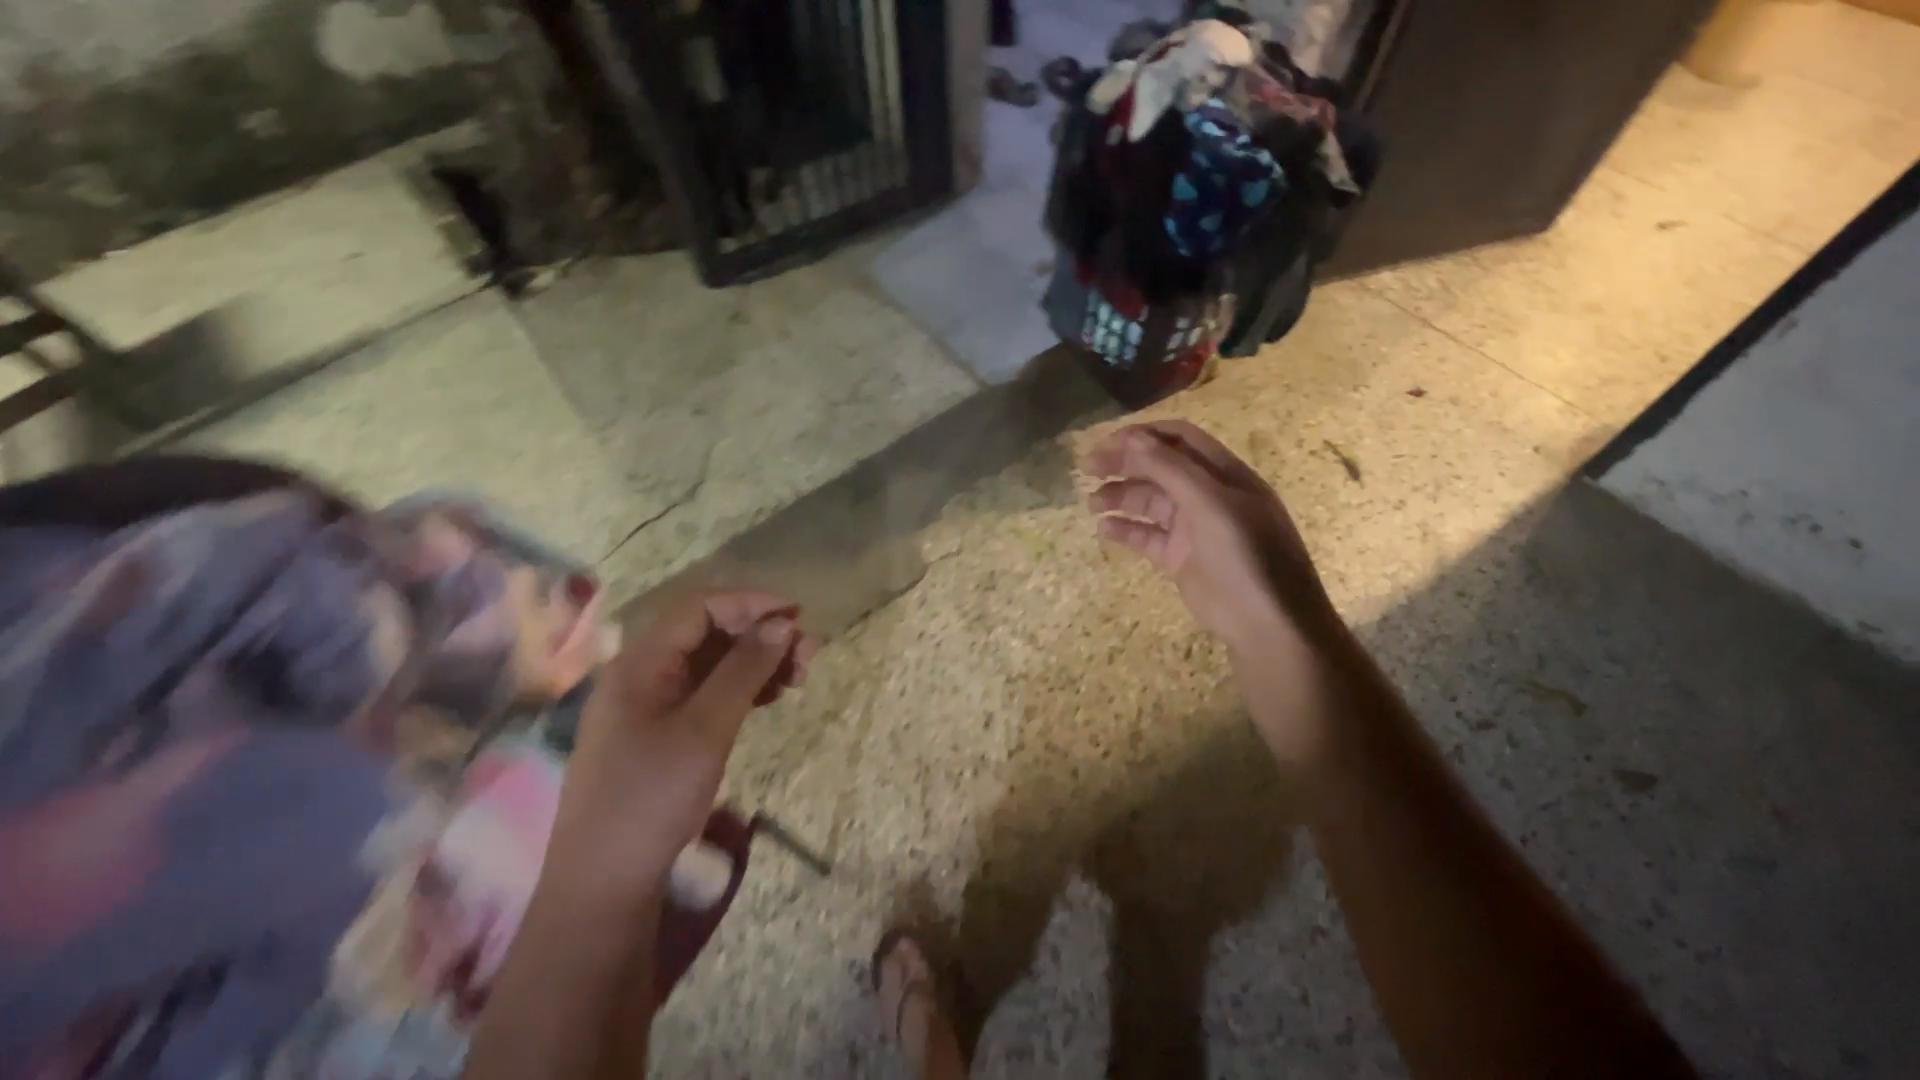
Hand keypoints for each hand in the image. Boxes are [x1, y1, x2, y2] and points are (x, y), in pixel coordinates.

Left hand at [542, 591, 815, 903]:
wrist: (604, 884)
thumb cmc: (652, 798)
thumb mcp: (706, 729)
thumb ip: (744, 670)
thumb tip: (782, 623)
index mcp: (638, 663)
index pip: (699, 608)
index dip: (751, 604)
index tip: (799, 617)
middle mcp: (639, 676)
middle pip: (704, 634)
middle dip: (759, 635)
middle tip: (810, 654)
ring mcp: (646, 708)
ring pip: (707, 666)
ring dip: (754, 663)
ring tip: (799, 677)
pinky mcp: (657, 738)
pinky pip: (702, 696)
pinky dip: (739, 691)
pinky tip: (769, 699)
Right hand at [1086, 422, 1348, 755]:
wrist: (1267, 621)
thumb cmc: (1246, 554)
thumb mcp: (1210, 504)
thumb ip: (1169, 469)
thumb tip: (1131, 438)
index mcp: (1224, 473)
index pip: (1180, 439)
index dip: (1143, 436)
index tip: (1106, 443)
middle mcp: (1208, 495)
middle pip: (1160, 468)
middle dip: (1124, 463)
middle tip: (1088, 468)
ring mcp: (1194, 528)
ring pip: (1149, 502)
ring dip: (1120, 496)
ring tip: (1092, 504)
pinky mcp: (1180, 558)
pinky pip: (1147, 536)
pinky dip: (1125, 530)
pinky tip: (1104, 530)